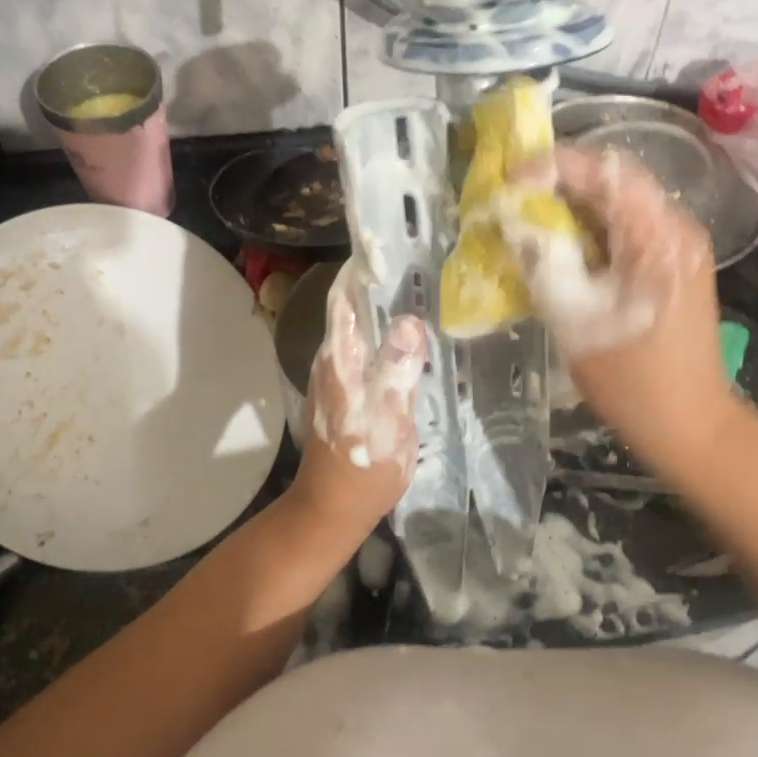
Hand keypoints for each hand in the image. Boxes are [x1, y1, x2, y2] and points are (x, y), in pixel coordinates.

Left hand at [285, 271, 427, 541]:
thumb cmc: (362, 466)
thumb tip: (409, 320)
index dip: (364, 268)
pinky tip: (414, 344)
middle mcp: (331, 360)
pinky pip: (365, 351)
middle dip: (383, 285)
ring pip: (360, 330)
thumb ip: (398, 369)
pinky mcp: (344, 393)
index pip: (345, 297)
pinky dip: (386, 339)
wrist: (330, 511)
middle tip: (426, 267)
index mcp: (339, 358)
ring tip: (426, 297)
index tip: (395, 245)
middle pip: (353, 308)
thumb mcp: (390, 419)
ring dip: (386, 312)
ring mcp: (335, 377)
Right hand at [502, 146, 737, 467]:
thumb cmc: (632, 379)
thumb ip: (540, 259)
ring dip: (574, 205)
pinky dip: (592, 229)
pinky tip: (562, 247)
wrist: (693, 426)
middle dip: (560, 183)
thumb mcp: (573, 317)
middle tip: (513, 195)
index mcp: (657, 234)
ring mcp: (681, 246)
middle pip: (615, 181)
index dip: (553, 164)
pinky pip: (629, 229)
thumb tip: (512, 219)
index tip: (509, 178)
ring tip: (529, 217)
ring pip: (621, 204)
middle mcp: (676, 228)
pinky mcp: (675, 266)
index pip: (606, 170)